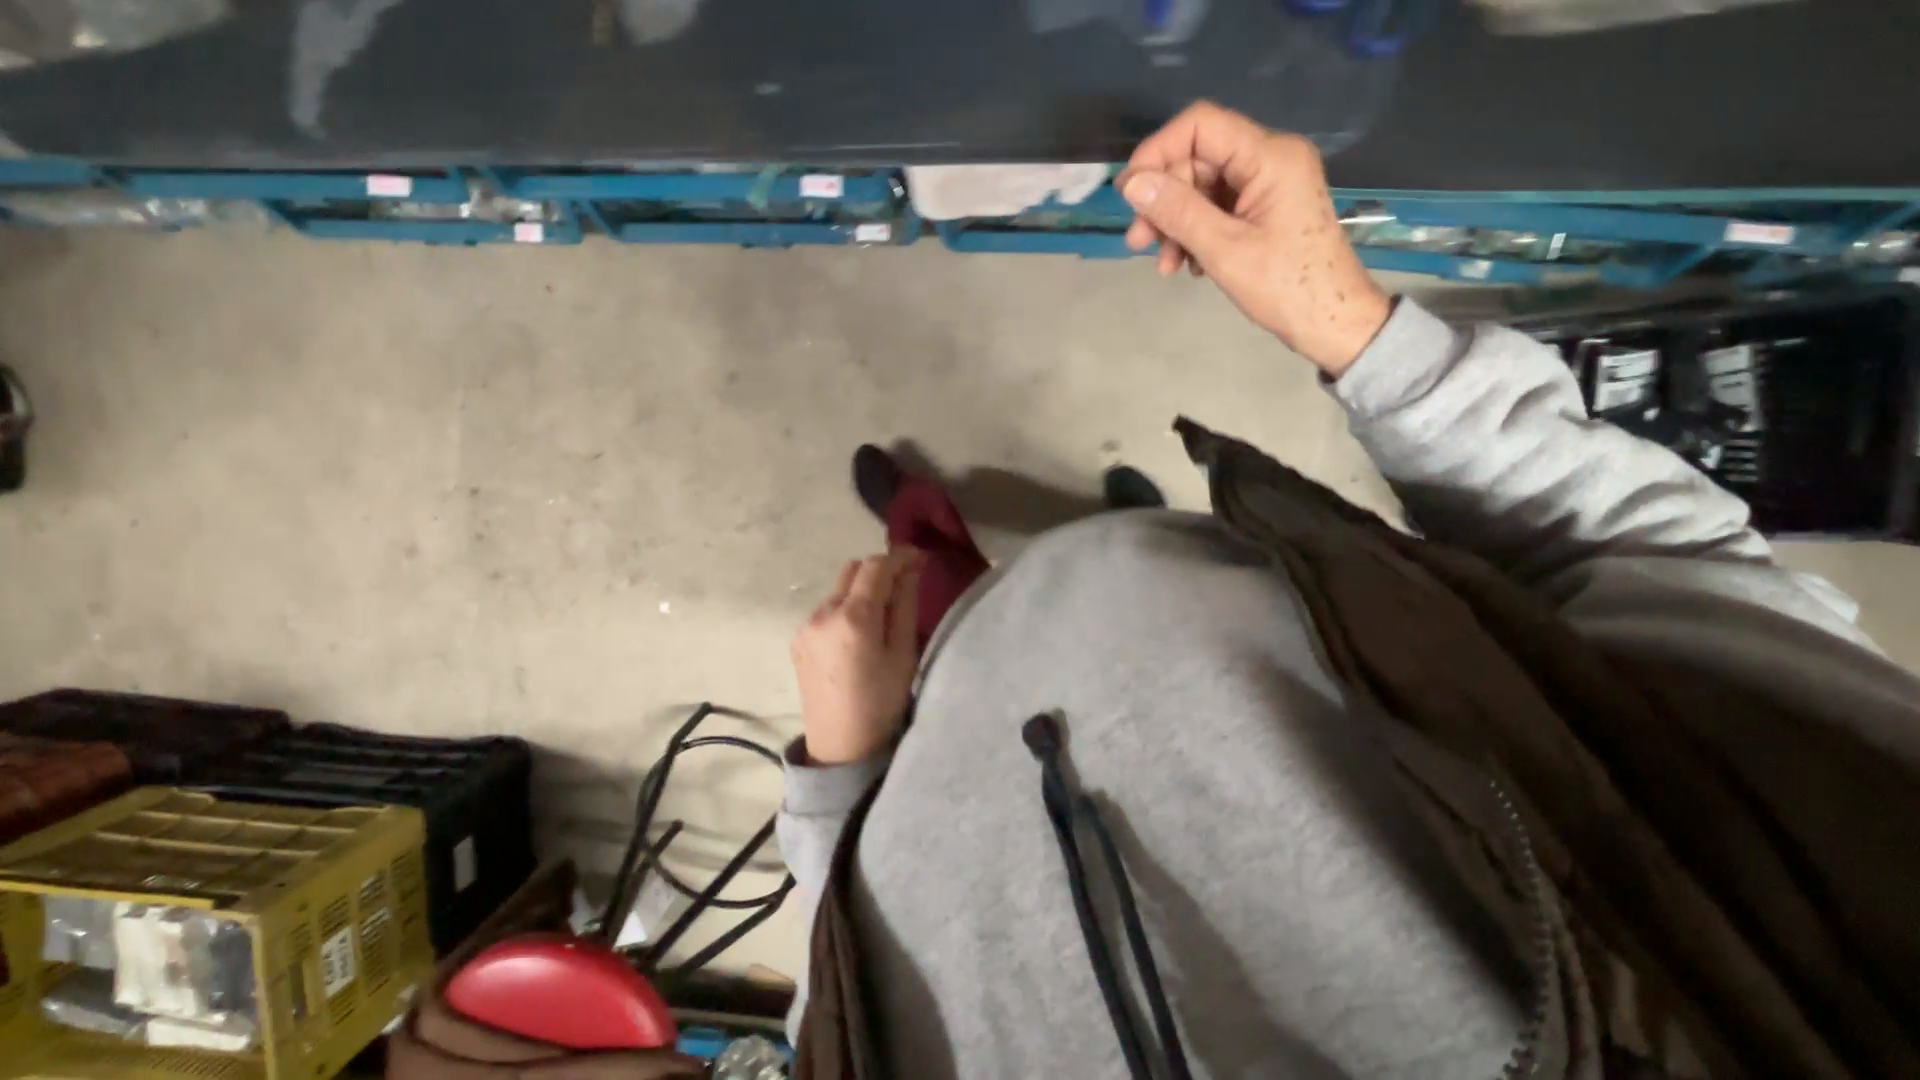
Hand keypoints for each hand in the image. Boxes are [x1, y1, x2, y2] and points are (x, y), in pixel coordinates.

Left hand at [791, 549, 923, 764]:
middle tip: (905, 584)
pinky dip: (846, 609)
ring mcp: (806, 626)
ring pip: (838, 590)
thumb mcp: (903, 654)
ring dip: (861, 590)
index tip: (920, 559)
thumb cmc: (881, 703)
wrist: (840, 747)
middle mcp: (823, 614)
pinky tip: (859, 635)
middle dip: (879, 570)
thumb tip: (909, 571)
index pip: (875, 566)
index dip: (900, 557)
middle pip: (852, 570)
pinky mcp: (798, 640)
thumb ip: (905, 606)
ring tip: (883, 615)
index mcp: (853, 617)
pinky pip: (826, 611)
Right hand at [1120, 101, 1391, 376]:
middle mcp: (1272, 158)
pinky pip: (1219, 208)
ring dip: (1175, 223)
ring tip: (1163, 264)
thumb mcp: (1224, 249)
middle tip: (1139, 242)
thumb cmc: (1286, 287)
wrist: (1333, 323)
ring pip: (1204, 187)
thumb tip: (1131, 183)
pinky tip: (1187, 266)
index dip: (1158, 151)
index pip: (1201, 125)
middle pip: (1198, 159)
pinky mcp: (1267, 209)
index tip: (1130, 192)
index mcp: (1270, 156)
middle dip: (1164, 199)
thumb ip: (1177, 211)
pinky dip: (1196, 233)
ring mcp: (1270, 184)